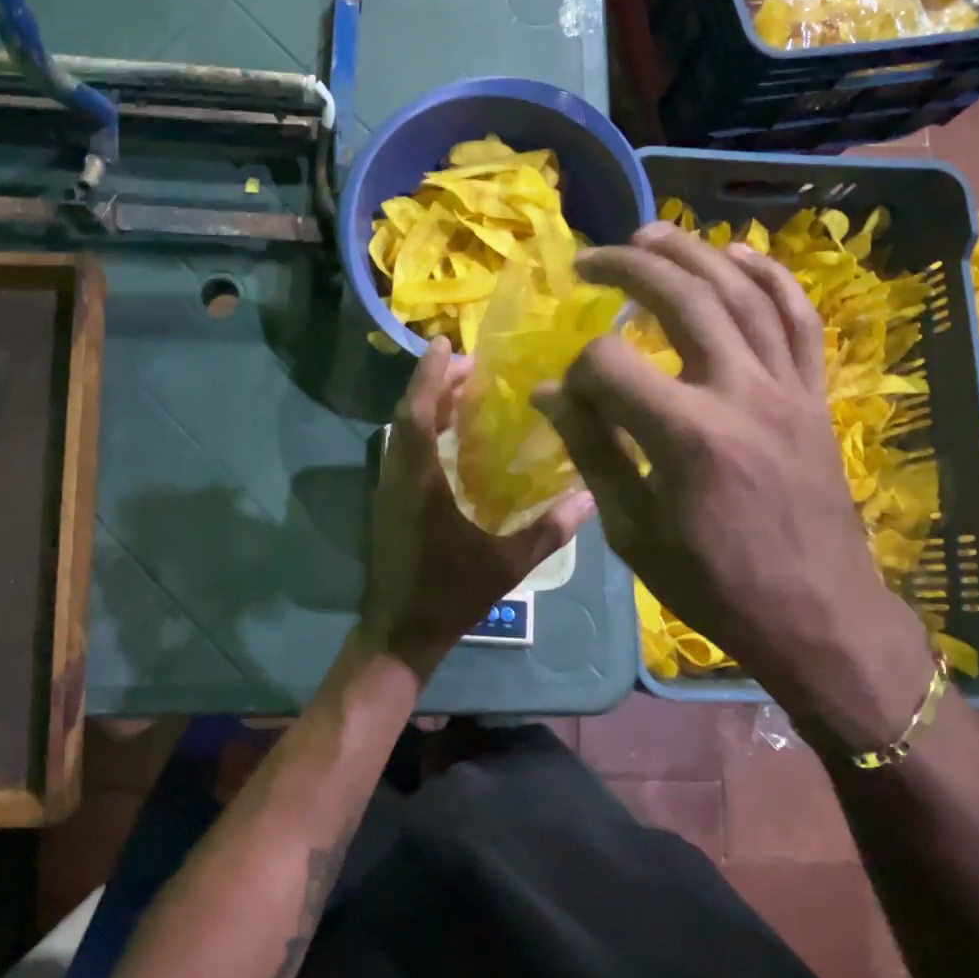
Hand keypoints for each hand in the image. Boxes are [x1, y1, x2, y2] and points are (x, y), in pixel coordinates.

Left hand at [361, 336, 594, 681]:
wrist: (399, 633)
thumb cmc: (450, 596)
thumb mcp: (506, 566)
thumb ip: (548, 531)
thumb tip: (592, 497)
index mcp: (419, 484)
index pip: (417, 414)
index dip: (429, 376)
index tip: (444, 344)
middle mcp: (397, 479)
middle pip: (407, 416)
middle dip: (433, 384)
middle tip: (470, 366)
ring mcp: (387, 492)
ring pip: (401, 434)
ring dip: (426, 407)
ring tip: (463, 392)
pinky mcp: (387, 505)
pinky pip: (402, 453)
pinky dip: (422, 432)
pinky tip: (451, 438)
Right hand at [533, 223, 929, 749]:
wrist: (815, 613)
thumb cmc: (713, 584)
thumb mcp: (633, 532)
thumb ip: (593, 452)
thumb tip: (548, 394)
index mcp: (687, 436)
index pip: (611, 366)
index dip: (576, 371)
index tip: (565, 394)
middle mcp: (740, 393)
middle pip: (682, 299)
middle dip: (628, 268)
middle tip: (590, 258)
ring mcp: (786, 388)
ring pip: (742, 292)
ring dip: (694, 253)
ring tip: (651, 234)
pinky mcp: (812, 395)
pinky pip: (798, 320)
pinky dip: (770, 278)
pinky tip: (739, 255)